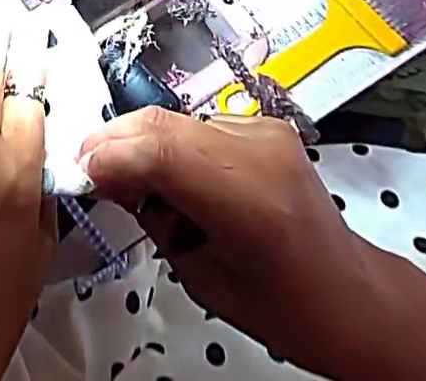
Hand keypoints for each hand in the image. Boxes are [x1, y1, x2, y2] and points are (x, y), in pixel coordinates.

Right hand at [79, 109, 425, 380]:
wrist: (350, 292)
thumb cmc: (279, 307)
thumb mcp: (203, 276)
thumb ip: (152, 215)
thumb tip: (100, 173)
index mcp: (252, 201)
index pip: (165, 152)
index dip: (112, 153)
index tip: (74, 170)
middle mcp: (260, 149)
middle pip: (165, 123)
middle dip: (115, 139)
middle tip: (83, 165)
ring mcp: (264, 129)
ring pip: (176, 119)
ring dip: (140, 140)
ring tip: (128, 177)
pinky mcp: (263, 122)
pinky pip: (196, 124)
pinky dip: (169, 142)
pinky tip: (170, 173)